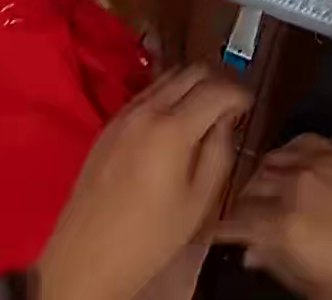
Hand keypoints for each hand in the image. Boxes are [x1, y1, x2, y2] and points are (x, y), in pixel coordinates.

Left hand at [34, 65, 250, 299]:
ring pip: (169, 76)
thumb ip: (218, 153)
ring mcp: (126, 113)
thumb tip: (226, 122)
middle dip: (218, 80)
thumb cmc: (146, 239)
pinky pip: (148, 92)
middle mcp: (149, 110)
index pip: (217, 89)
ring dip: (193, 84)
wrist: (83, 260)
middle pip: (193, 71)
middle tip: (231, 102)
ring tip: (206, 108)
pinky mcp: (110, 123)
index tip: (248, 104)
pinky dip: (170, 94)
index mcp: (173, 129)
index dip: (239, 93)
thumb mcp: (197, 204)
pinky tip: (175, 120)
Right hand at [215, 135, 331, 299]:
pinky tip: (285, 168)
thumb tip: (247, 249)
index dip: (220, 227)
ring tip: (259, 194)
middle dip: (239, 203)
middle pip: (248, 187)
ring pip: (268, 160)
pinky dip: (285, 154)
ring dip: (259, 177)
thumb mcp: (310, 287)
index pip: (234, 220)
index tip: (212, 232)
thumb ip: (273, 262)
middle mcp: (294, 187)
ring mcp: (316, 163)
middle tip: (237, 218)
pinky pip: (297, 143)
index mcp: (284, 226)